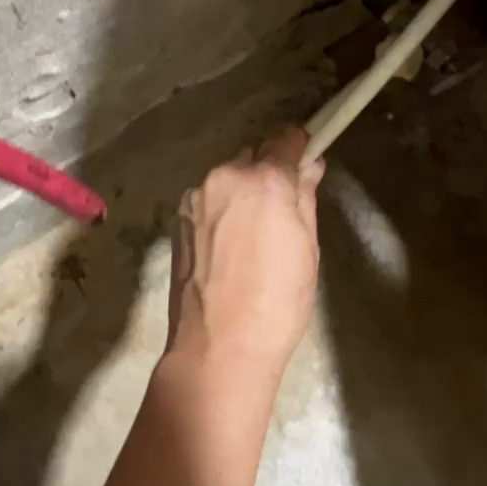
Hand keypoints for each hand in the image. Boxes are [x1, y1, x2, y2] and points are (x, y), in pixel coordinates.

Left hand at [166, 127, 324, 377]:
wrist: (218, 346)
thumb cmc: (276, 302)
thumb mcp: (306, 249)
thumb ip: (304, 197)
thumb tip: (308, 165)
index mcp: (264, 180)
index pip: (284, 139)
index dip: (299, 148)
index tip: (306, 164)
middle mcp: (225, 176)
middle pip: (253, 156)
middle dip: (268, 171)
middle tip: (283, 208)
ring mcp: (196, 196)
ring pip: (228, 177)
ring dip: (242, 190)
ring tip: (253, 235)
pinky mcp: (178, 218)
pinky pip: (208, 199)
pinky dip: (222, 209)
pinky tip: (228, 246)